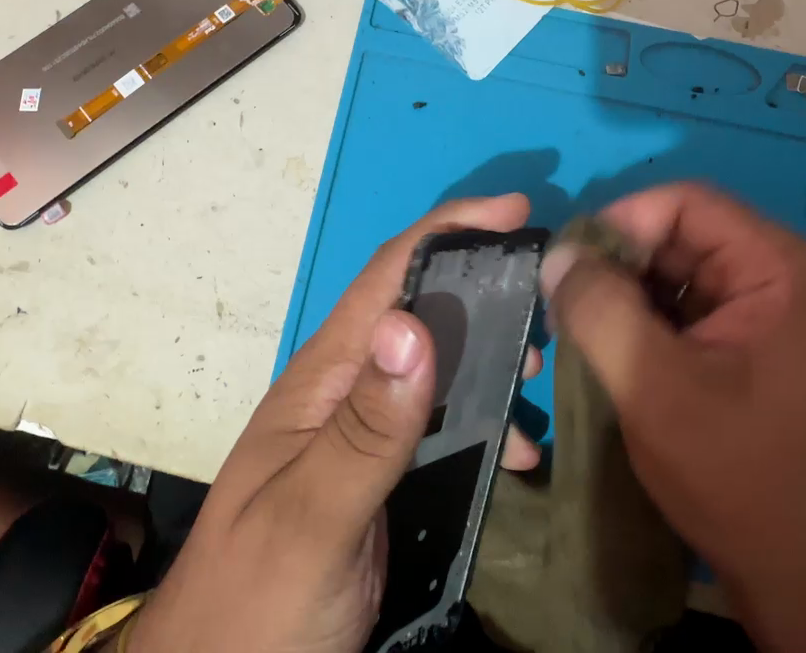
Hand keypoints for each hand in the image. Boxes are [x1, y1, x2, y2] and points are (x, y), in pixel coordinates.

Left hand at [127, 194, 538, 652]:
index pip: (387, 278)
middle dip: (483, 293)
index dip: (447, 231)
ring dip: (489, 362)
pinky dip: (484, 423)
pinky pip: (441, 424)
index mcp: (322, 380)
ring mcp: (360, 434)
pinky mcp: (379, 476)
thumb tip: (413, 322)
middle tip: (547, 313)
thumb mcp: (312, 515)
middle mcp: (343, 392)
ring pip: (437, 368)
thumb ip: (364, 428)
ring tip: (539, 381)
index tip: (515, 210)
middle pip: (418, 311)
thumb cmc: (258, 597)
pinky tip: (516, 455)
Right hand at [539, 183, 805, 652]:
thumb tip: (558, 256)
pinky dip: (650, 327)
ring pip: (682, 278)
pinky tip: (620, 361)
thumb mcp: (654, 386)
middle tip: (568, 311)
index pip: (687, 204)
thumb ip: (598, 308)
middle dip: (620, 267)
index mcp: (784, 270)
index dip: (620, 224)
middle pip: (684, 239)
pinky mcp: (764, 353)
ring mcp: (780, 320)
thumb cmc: (740, 476)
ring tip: (588, 340)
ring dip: (630, 300)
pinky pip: (694, 314)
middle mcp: (790, 281)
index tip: (569, 269)